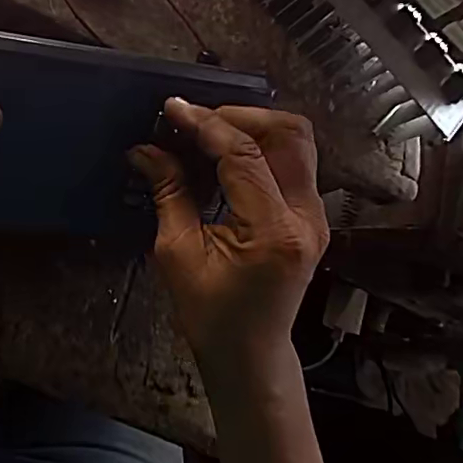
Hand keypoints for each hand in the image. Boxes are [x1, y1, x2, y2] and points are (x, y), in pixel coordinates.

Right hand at [129, 99, 328, 378]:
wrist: (250, 354)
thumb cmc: (211, 316)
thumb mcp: (178, 254)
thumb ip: (169, 193)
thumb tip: (146, 149)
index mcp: (274, 231)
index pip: (244, 155)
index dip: (205, 125)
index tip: (172, 109)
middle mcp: (307, 216)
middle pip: (288, 133)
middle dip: (239, 116)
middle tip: (194, 121)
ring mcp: (316, 214)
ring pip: (297, 141)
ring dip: (253, 126)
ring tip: (208, 131)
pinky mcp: (311, 214)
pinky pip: (292, 161)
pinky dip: (261, 145)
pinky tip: (226, 152)